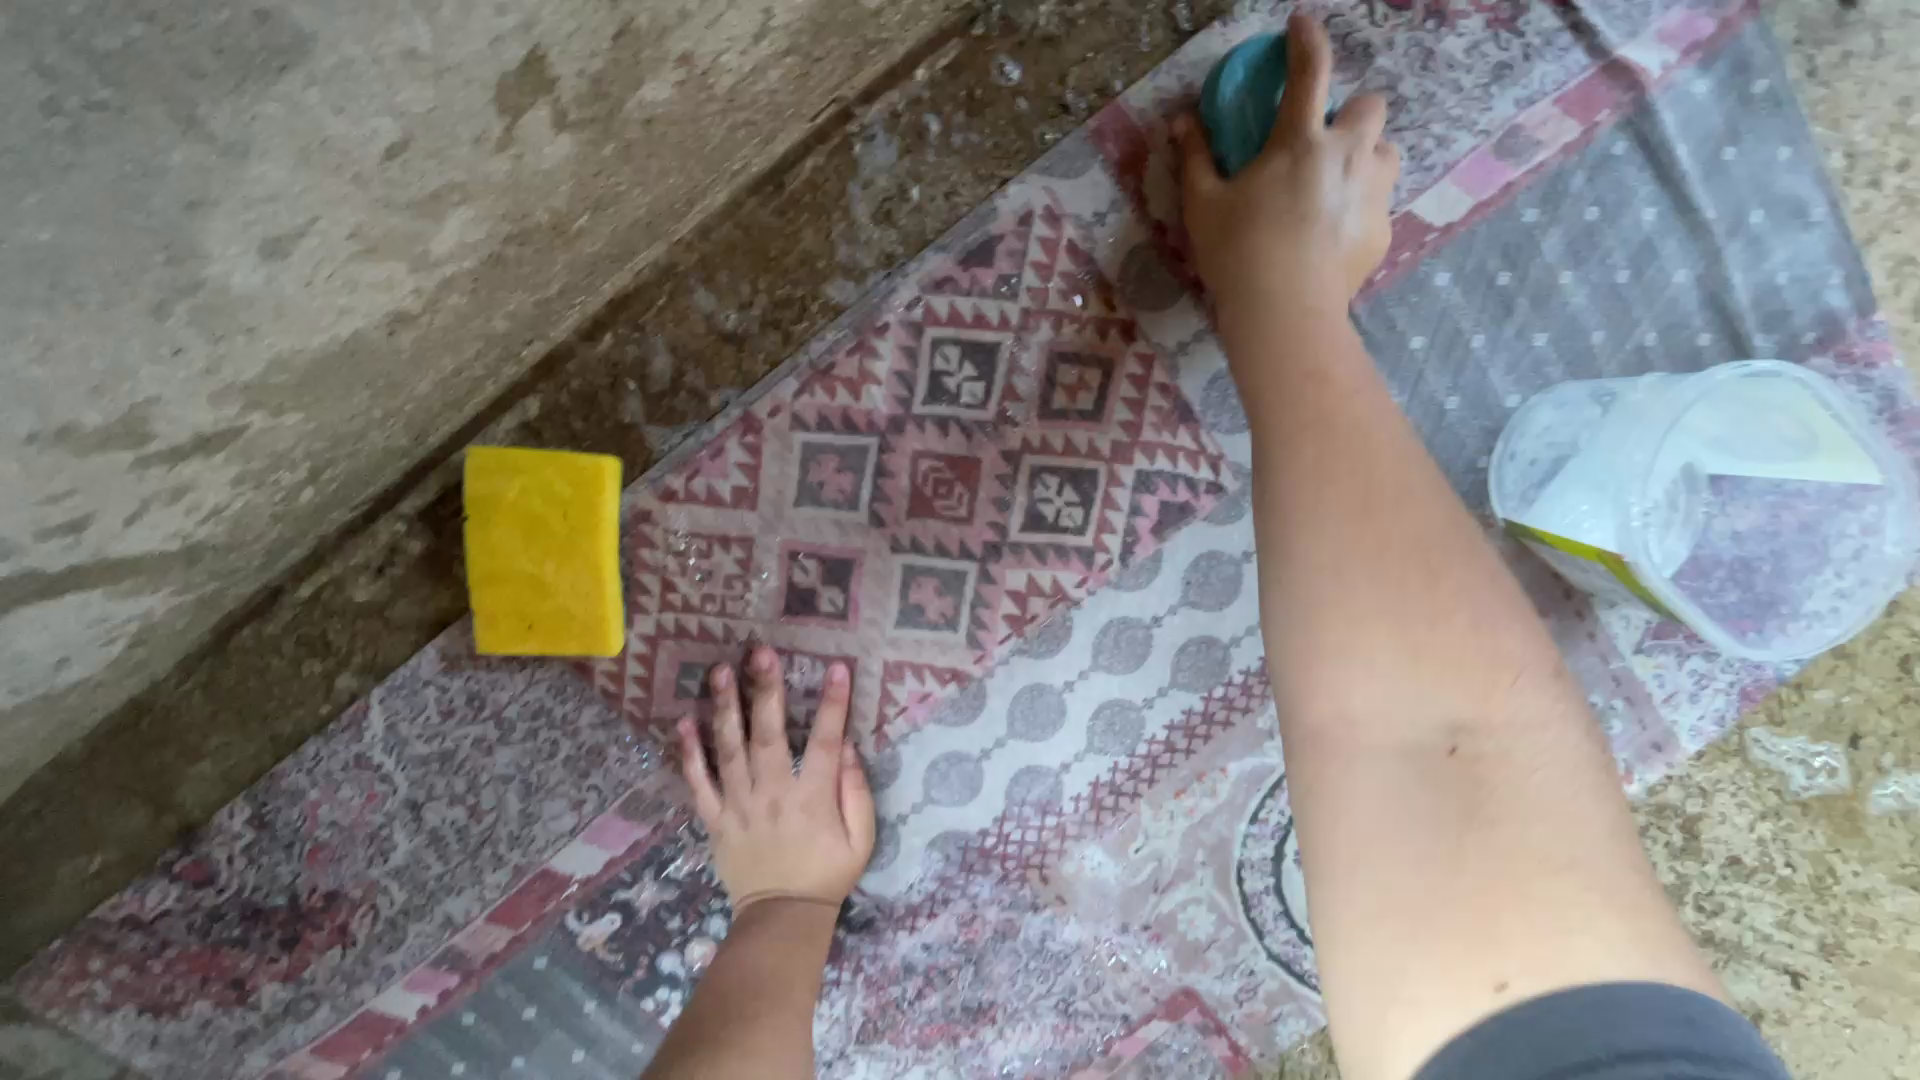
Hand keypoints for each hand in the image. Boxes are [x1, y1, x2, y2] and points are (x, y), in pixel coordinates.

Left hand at [676, 646, 874, 911]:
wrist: (781, 919)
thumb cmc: (827, 874)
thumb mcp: (862, 839)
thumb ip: (857, 793)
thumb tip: (851, 749)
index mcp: (812, 798)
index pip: (827, 741)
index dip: (834, 704)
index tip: (837, 668)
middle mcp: (773, 794)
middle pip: (768, 735)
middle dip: (765, 690)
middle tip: (760, 652)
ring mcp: (739, 806)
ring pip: (729, 750)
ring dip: (724, 708)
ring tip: (720, 671)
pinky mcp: (715, 819)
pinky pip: (698, 783)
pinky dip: (689, 753)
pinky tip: (685, 721)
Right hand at [1177, 14, 1399, 327]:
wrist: (1284, 314)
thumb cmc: (1237, 255)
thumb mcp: (1203, 207)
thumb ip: (1195, 159)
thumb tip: (1181, 123)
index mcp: (1300, 141)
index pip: (1310, 69)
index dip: (1305, 39)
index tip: (1299, 27)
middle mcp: (1348, 155)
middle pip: (1371, 106)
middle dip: (1351, 115)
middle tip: (1322, 144)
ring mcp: (1373, 193)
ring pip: (1386, 153)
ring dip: (1365, 159)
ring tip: (1335, 190)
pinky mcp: (1382, 232)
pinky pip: (1379, 205)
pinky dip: (1359, 210)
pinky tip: (1331, 238)